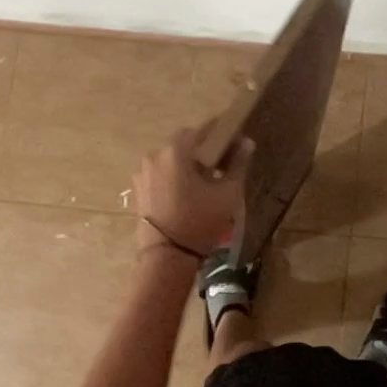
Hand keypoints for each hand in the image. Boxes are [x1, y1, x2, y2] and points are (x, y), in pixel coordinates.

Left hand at [132, 125, 253, 255]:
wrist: (167, 256)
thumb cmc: (200, 221)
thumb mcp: (227, 193)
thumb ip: (238, 164)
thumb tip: (247, 142)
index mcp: (175, 152)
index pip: (200, 130)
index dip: (218, 132)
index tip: (233, 139)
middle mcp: (155, 157)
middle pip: (183, 144)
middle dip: (203, 150)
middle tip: (222, 162)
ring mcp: (143, 174)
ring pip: (171, 160)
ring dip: (188, 164)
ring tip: (206, 180)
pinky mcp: (139, 190)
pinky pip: (161, 174)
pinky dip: (175, 176)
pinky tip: (189, 191)